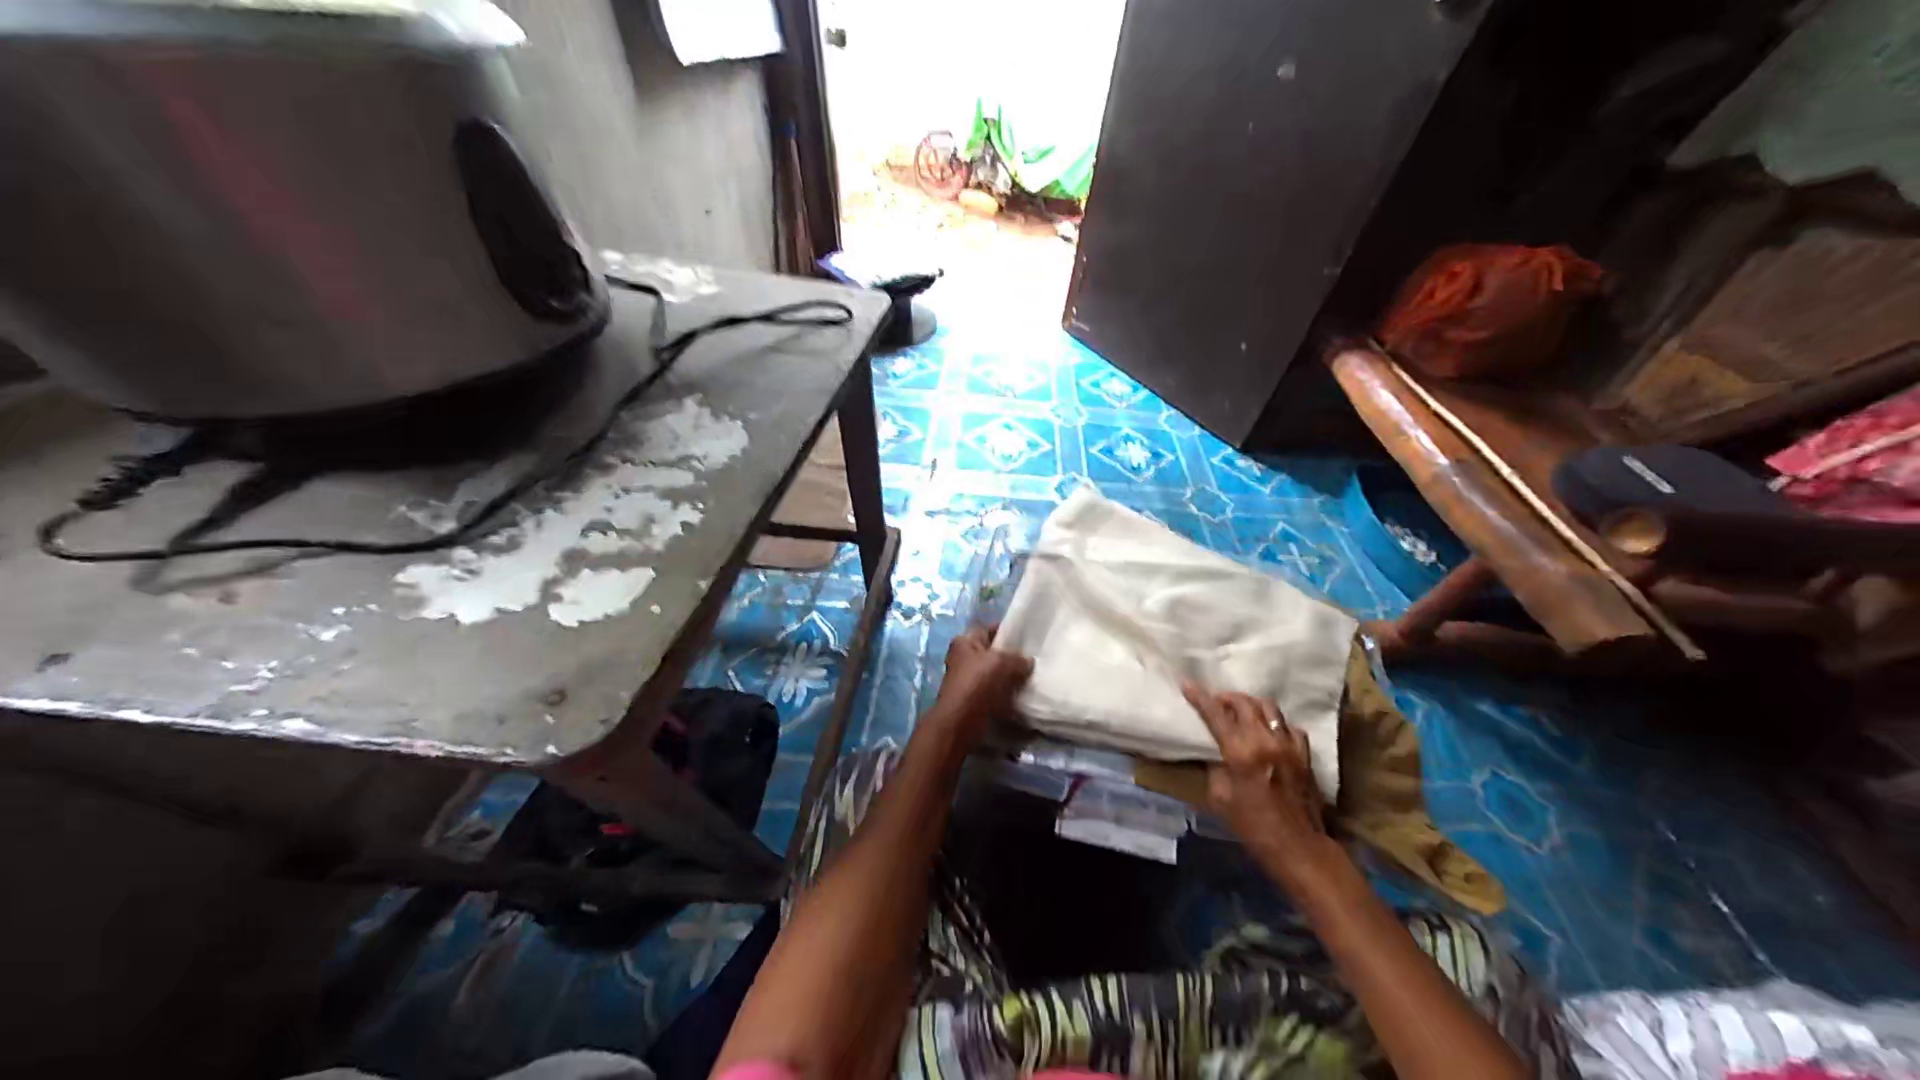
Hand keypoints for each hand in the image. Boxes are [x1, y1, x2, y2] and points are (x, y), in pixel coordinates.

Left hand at [927, 626, 1032, 747]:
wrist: (961, 723)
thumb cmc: (978, 684)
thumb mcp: (1003, 662)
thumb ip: (1019, 658)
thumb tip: (1028, 661)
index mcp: (964, 641)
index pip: (990, 629)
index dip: (1009, 631)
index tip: (1029, 637)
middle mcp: (963, 658)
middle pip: (993, 653)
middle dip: (1012, 657)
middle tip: (1033, 659)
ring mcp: (968, 680)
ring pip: (996, 673)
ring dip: (1011, 678)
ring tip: (1032, 677)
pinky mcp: (974, 699)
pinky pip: (996, 691)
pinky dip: (1007, 693)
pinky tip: (1023, 694)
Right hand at [1182, 683, 1326, 859]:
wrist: (1299, 847)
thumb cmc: (1252, 827)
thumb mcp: (1219, 798)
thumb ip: (1216, 767)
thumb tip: (1216, 753)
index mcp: (1241, 751)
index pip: (1216, 714)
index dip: (1199, 697)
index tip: (1187, 683)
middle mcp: (1266, 741)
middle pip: (1244, 703)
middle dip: (1225, 697)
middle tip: (1214, 700)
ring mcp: (1289, 745)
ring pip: (1269, 708)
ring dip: (1250, 704)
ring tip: (1239, 709)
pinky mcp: (1305, 754)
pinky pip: (1289, 726)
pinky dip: (1275, 722)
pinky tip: (1269, 730)